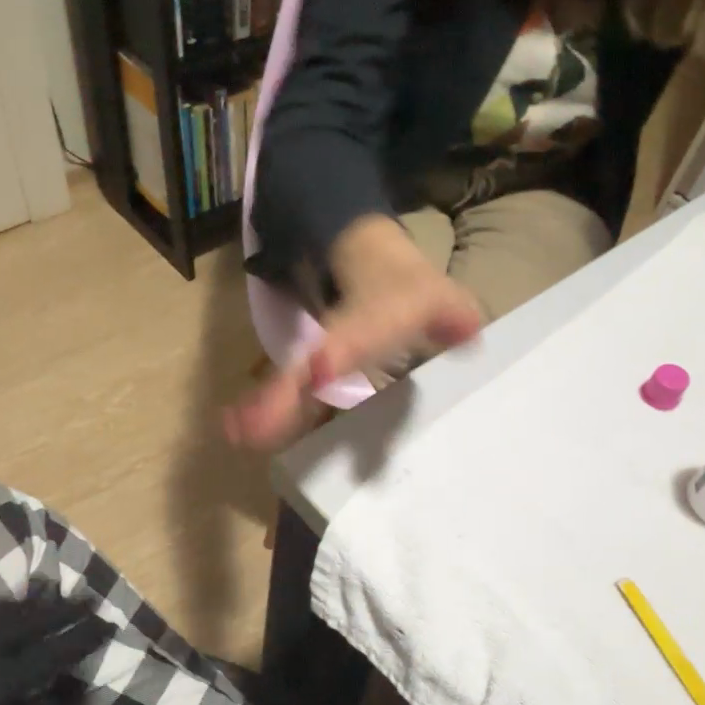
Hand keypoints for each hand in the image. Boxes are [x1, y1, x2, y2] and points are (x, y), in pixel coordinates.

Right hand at [226, 215, 480, 449]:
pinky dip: (263, 414)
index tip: (320, 370)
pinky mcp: (309, 377)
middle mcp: (334, 342)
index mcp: (367, 323)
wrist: (377, 270)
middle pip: (303, 371)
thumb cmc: (412, 297)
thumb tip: (468, 329)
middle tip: (252, 427)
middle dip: (280, 397)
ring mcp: (315, 359)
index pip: (351, 339)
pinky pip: (287, 397)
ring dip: (263, 411)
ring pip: (287, 387)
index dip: (338, 355)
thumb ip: (453, 314)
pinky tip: (238, 434)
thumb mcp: (439, 300)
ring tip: (236, 434)